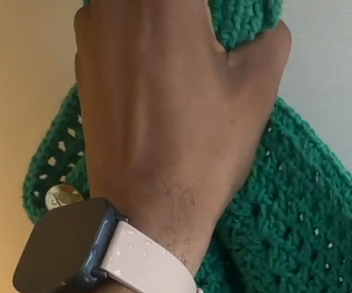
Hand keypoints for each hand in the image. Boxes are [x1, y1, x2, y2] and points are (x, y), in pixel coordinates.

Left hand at [74, 0, 290, 271]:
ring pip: (135, 8)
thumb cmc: (203, 153)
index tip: (231, 28)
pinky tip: (160, 85)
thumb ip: (269, 44)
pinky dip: (139, 43)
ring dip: (162, 24)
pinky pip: (115, 30)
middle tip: (213, 45)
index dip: (216, 11)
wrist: (147, 212)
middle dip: (192, 16)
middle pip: (161, 1)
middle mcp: (118, 1)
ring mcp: (91, 27)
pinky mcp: (82, 59)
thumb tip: (270, 30)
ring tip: (188, 65)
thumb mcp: (254, 95)